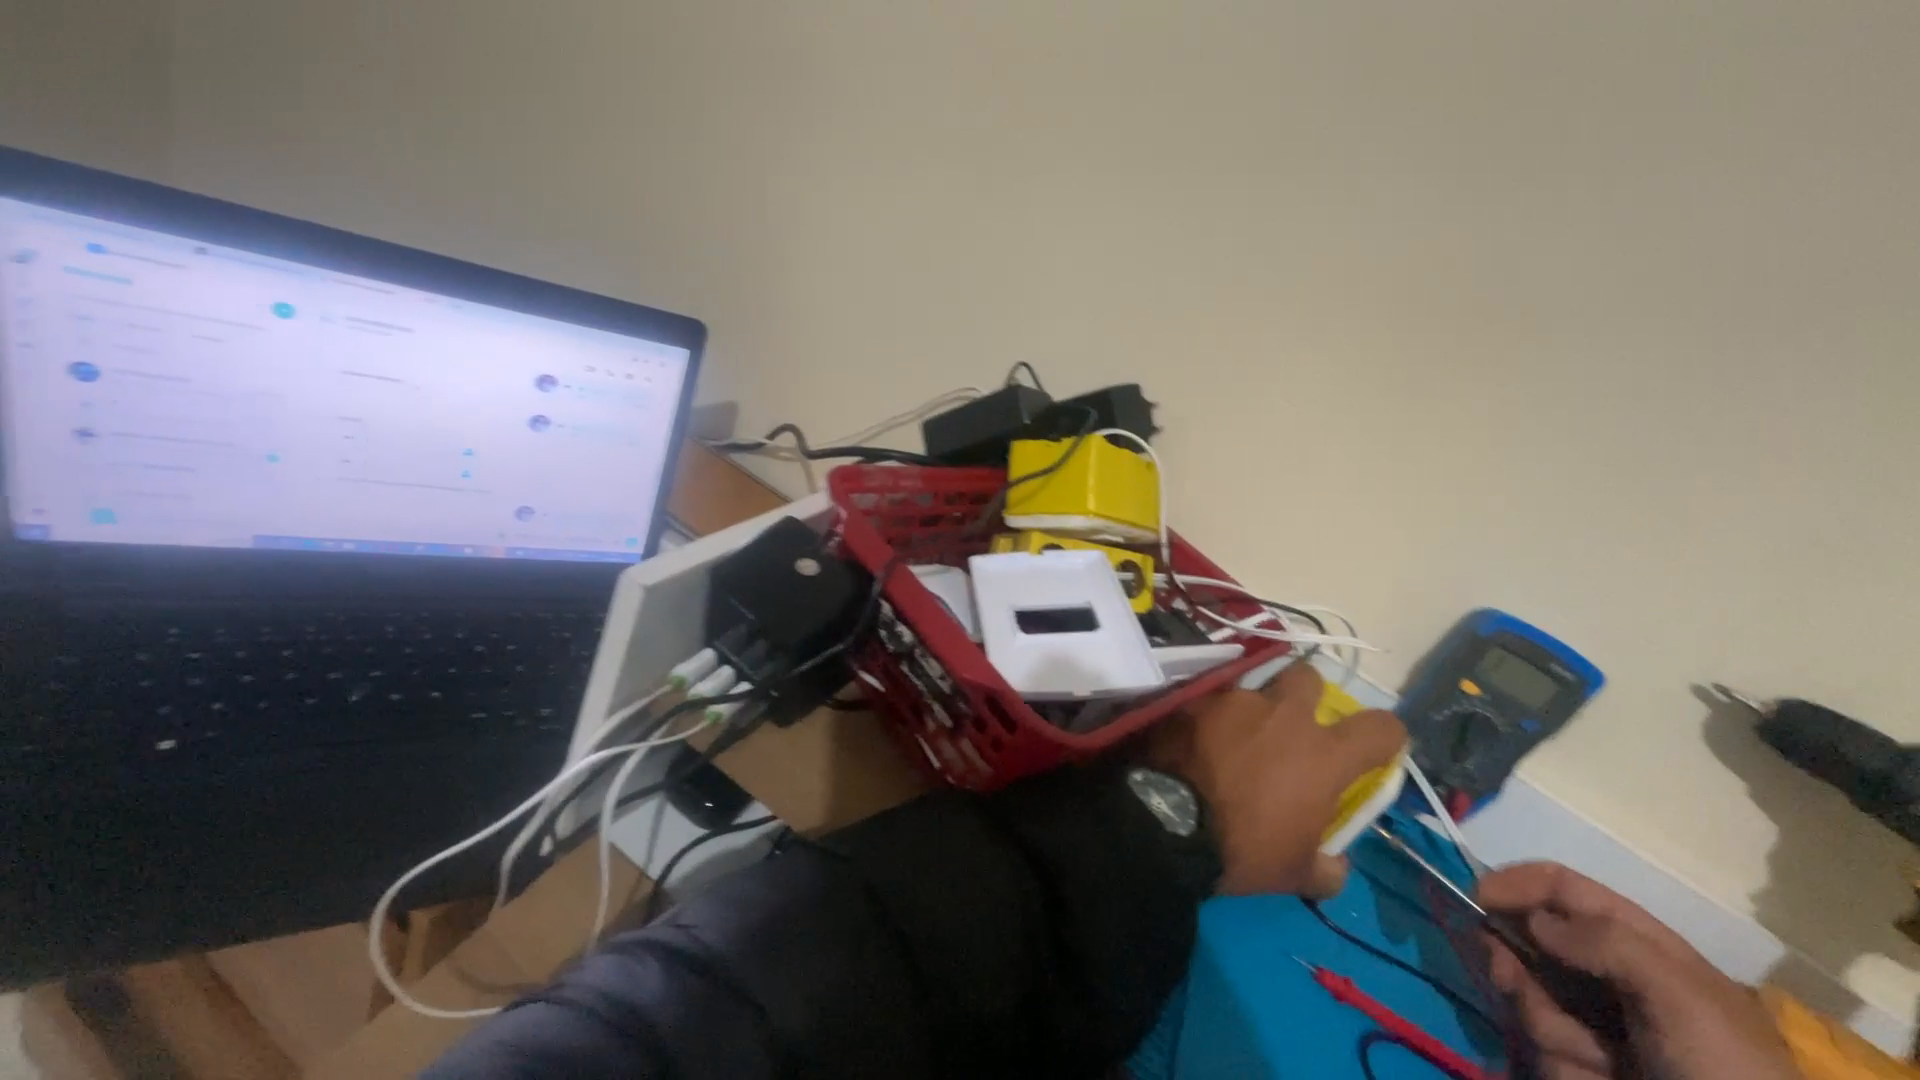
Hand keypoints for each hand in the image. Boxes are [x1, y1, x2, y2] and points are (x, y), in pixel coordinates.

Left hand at [1146, 661, 1404, 897]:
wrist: (1165, 825)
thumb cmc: (1242, 849)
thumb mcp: (1295, 875)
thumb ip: (1326, 868)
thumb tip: (1335, 866)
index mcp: (1324, 754)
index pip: (1382, 727)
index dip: (1383, 736)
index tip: (1371, 750)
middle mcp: (1285, 714)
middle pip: (1309, 677)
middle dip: (1305, 695)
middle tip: (1290, 725)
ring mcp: (1234, 700)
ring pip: (1253, 687)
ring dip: (1250, 709)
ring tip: (1232, 737)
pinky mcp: (1192, 700)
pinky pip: (1210, 699)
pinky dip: (1209, 716)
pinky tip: (1196, 739)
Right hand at [1478, 862, 1798, 1079]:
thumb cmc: (1725, 1067)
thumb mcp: (1681, 995)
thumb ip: (1608, 943)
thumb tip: (1533, 919)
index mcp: (1635, 943)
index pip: (1561, 887)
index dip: (1516, 883)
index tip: (1476, 897)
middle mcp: (1604, 975)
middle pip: (1526, 944)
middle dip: (1518, 967)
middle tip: (1511, 982)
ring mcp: (1590, 1023)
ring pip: (1529, 1001)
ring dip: (1552, 1030)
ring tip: (1602, 1064)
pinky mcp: (1578, 1065)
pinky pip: (1542, 1053)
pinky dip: (1567, 1069)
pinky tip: (1601, 1079)